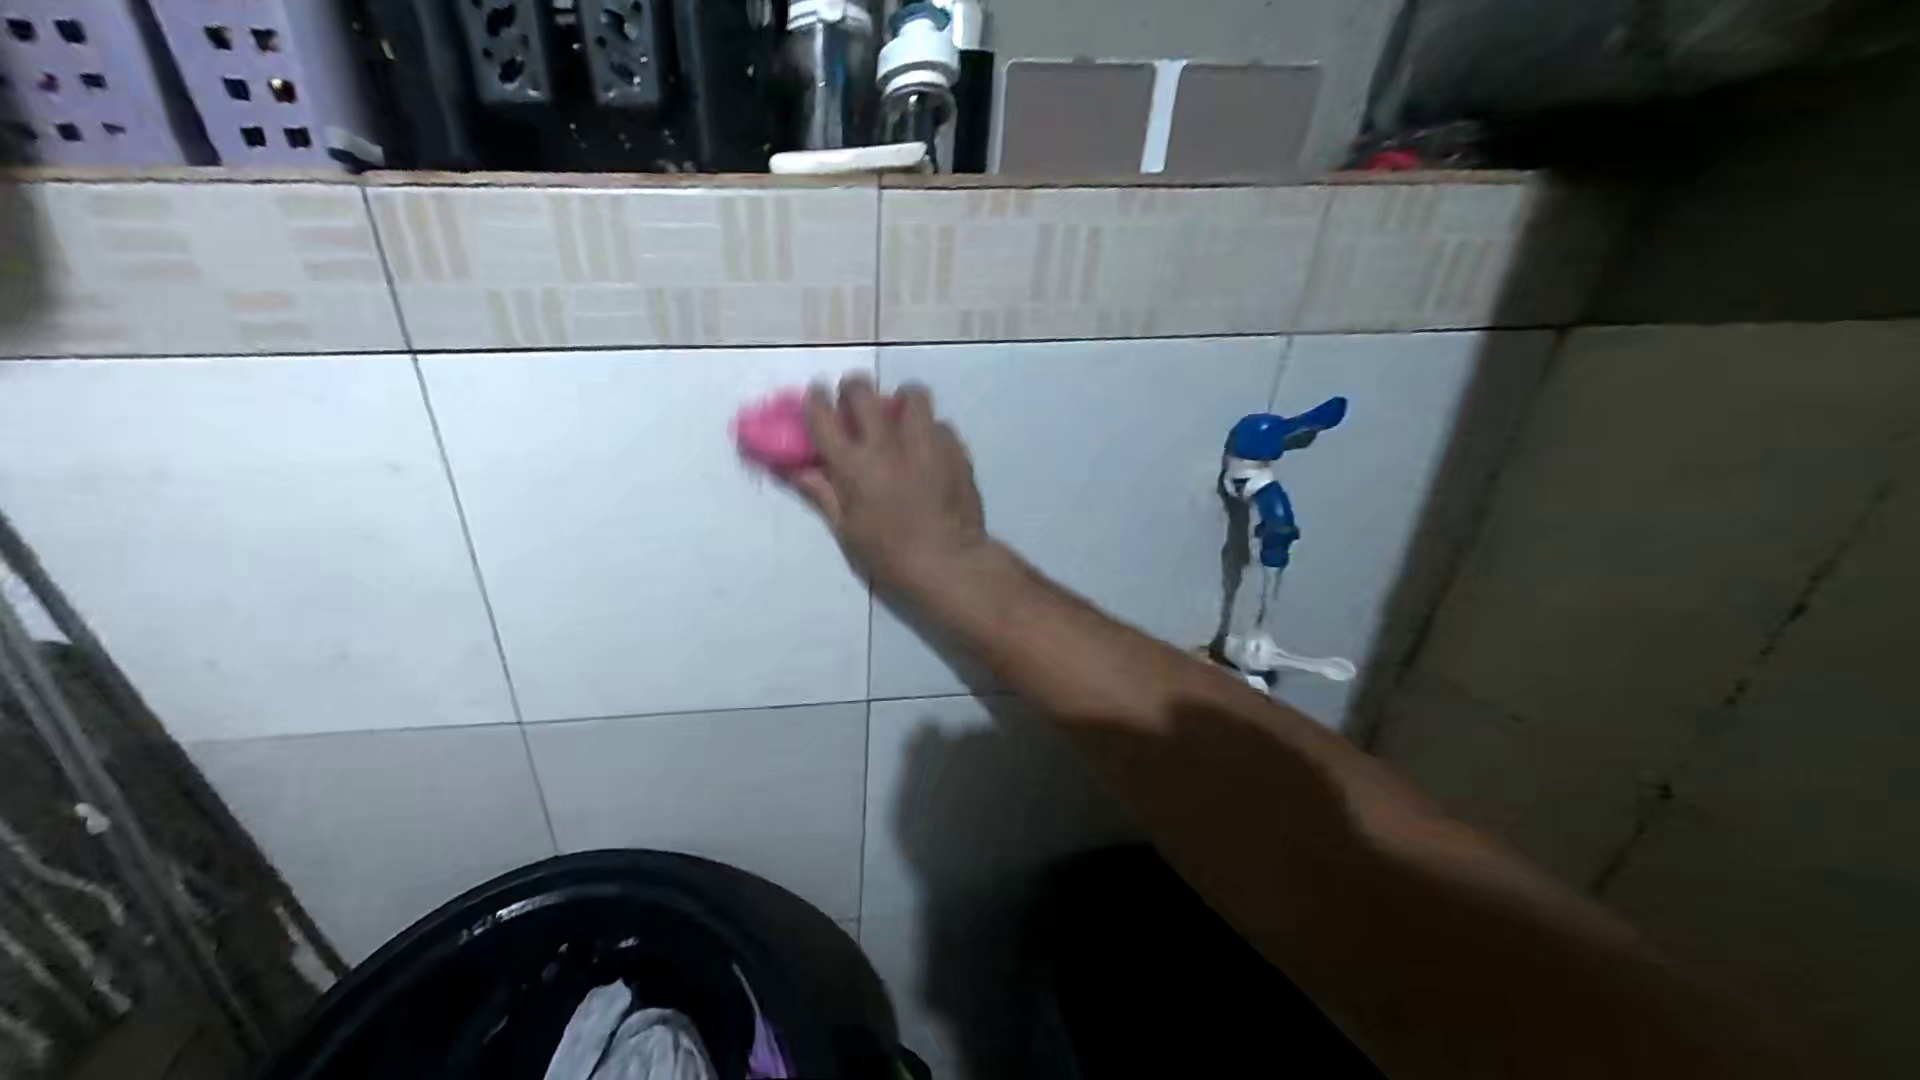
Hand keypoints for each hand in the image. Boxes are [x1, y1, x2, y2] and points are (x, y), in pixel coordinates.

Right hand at [788, 373, 989, 592]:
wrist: (949, 563)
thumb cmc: (890, 555)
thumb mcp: (848, 530)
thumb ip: (822, 494)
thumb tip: (797, 471)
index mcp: (854, 465)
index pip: (823, 416)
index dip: (815, 400)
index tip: (817, 396)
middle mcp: (888, 444)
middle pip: (864, 393)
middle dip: (854, 388)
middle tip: (856, 401)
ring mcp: (926, 443)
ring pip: (912, 396)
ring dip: (901, 401)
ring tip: (900, 417)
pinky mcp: (956, 450)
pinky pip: (940, 425)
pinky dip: (930, 430)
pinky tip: (930, 449)